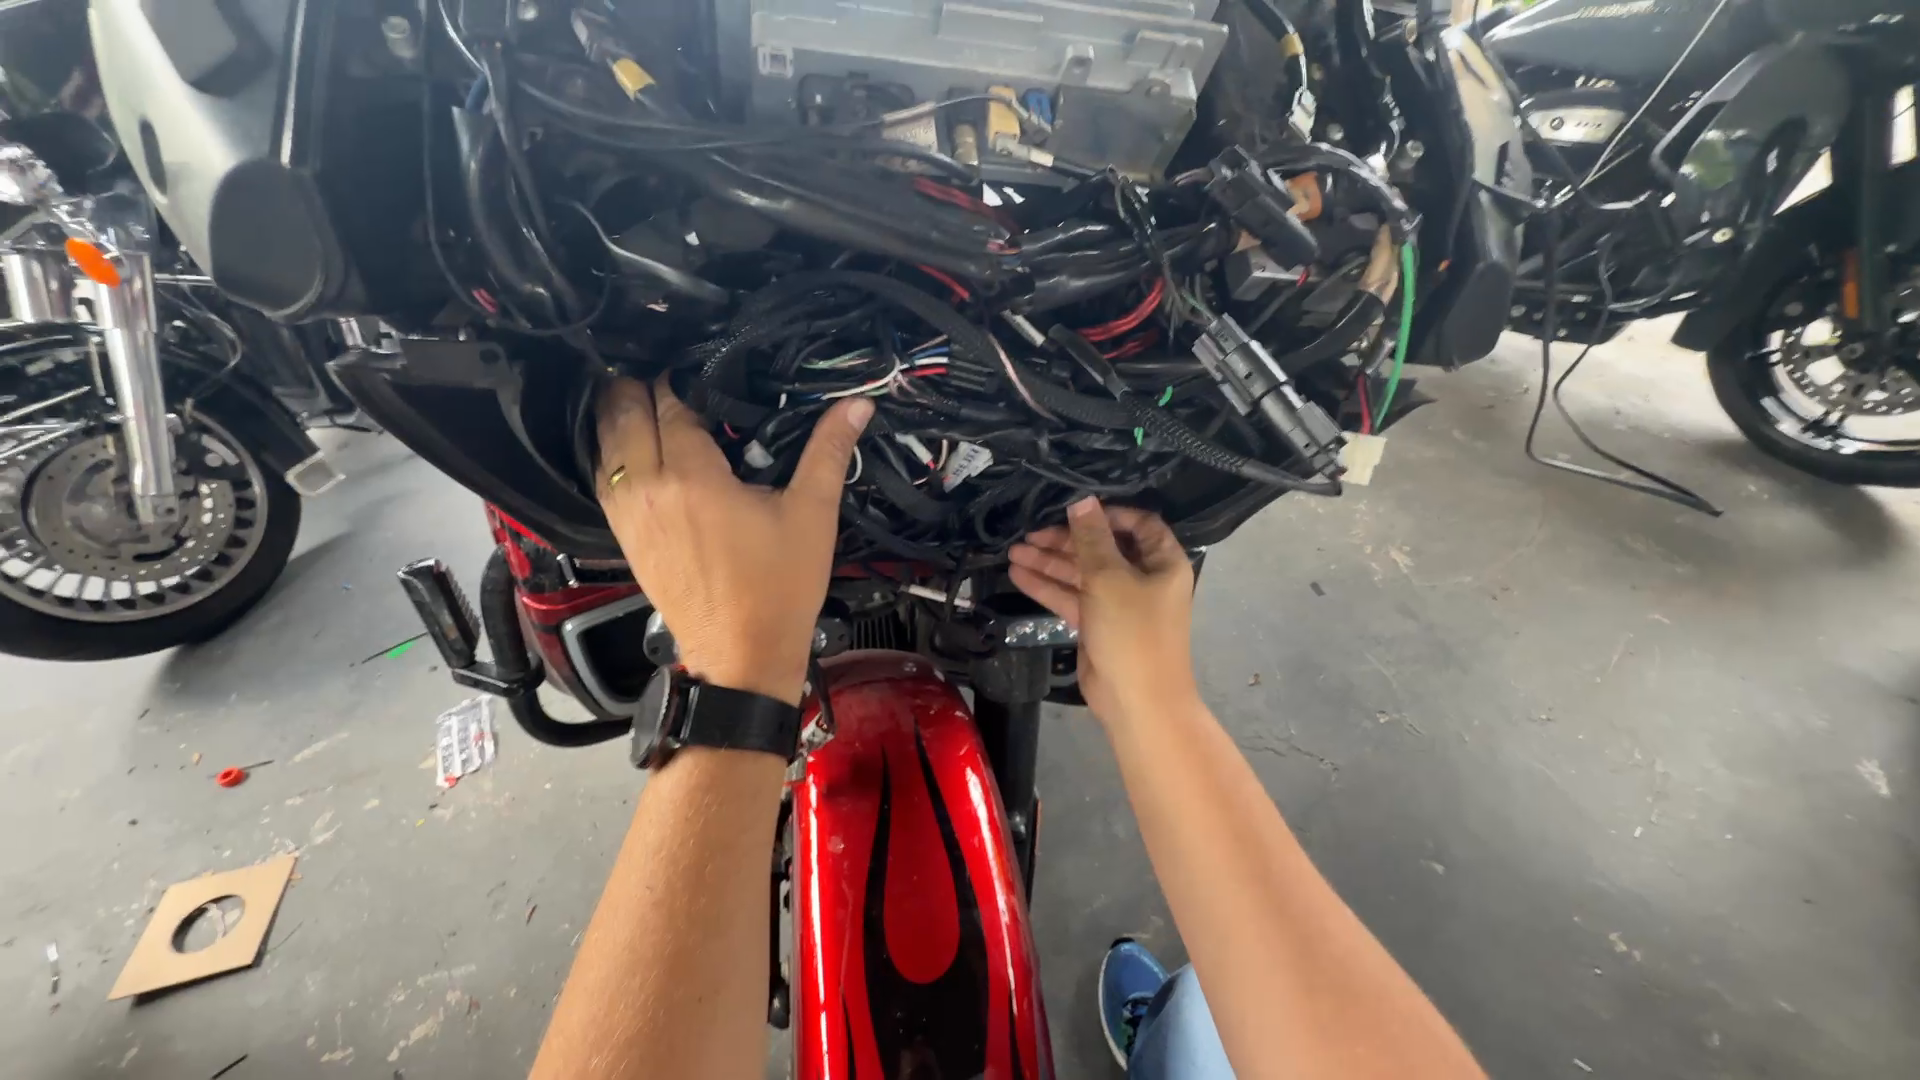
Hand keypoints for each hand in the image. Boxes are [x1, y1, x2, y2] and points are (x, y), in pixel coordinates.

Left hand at [594, 376, 872, 704]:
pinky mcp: (624, 540)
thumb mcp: (812, 514)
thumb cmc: (779, 587)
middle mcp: (648, 489)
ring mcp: (628, 517)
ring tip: (645, 399)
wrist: (743, 654)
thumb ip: (827, 451)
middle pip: (623, 412)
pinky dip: (613, 454)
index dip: (680, 376)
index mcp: (692, 477)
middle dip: (638, 384)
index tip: (699, 366)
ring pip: (603, 445)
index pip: (669, 402)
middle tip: (666, 372)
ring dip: (619, 416)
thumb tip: (857, 406)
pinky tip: (635, 450)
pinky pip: (603, 480)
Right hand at [1007, 498, 1199, 727]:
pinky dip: (1048, 586)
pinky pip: (1072, 597)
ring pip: (1082, 573)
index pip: (1139, 524)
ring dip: (1050, 562)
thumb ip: (1091, 538)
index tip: (1074, 509)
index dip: (1107, 514)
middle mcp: (1143, 578)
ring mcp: (1119, 602)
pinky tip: (1018, 574)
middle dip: (1066, 540)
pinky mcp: (1097, 624)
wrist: (1137, 700)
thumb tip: (1082, 500)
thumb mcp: (1109, 578)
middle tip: (1030, 533)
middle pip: (1102, 547)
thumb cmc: (1132, 631)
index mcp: (1162, 562)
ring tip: (1013, 551)